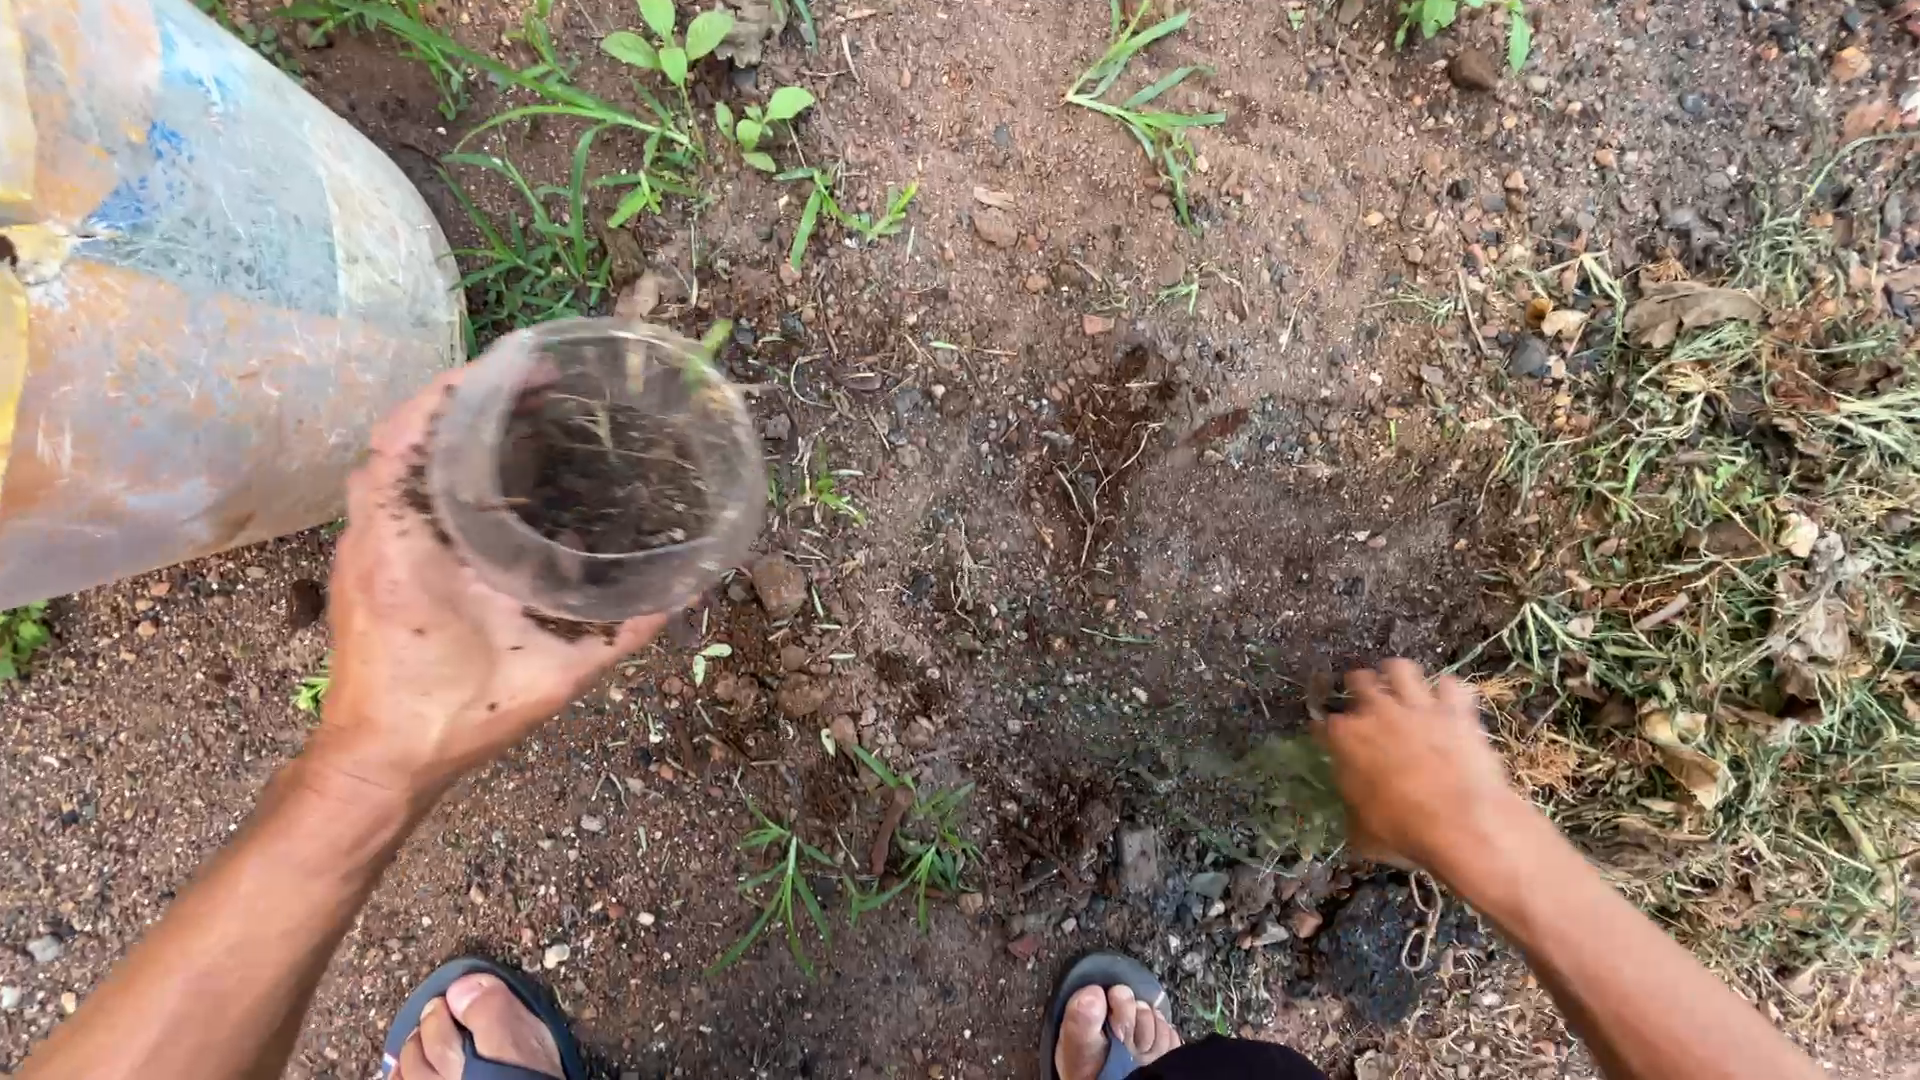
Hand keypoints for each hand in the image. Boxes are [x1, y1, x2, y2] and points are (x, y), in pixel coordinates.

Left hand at [311, 369, 664, 801]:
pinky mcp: (368, 564)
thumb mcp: (557, 672)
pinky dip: (436, 466)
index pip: (410, 437)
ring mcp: (365, 548)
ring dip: (451, 430)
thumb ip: (624, 632)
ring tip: (520, 418)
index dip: (459, 387)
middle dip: (469, 398)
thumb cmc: (460, 714)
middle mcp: (376, 534)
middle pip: (406, 437)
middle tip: (541, 387)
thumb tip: (686, 590)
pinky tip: (490, 475)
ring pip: (397, 464)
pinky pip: (395, 494)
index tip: (522, 366)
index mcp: (408, 547)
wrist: (382, 761)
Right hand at [1323, 659, 1524, 876]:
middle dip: (1357, 686)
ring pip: (1400, 668)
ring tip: (1402, 688)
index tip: (1329, 738)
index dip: (1325, 730)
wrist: (1464, 824)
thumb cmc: (1404, 831)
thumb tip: (1353, 819)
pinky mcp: (1455, 711)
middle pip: (1357, 680)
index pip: (1323, 723)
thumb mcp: (1363, 830)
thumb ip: (1353, 811)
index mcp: (1344, 738)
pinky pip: (1452, 685)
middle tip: (1364, 701)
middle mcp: (1375, 712)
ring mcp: (1416, 707)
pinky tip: (1448, 703)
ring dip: (1398, 676)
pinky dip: (1449, 693)